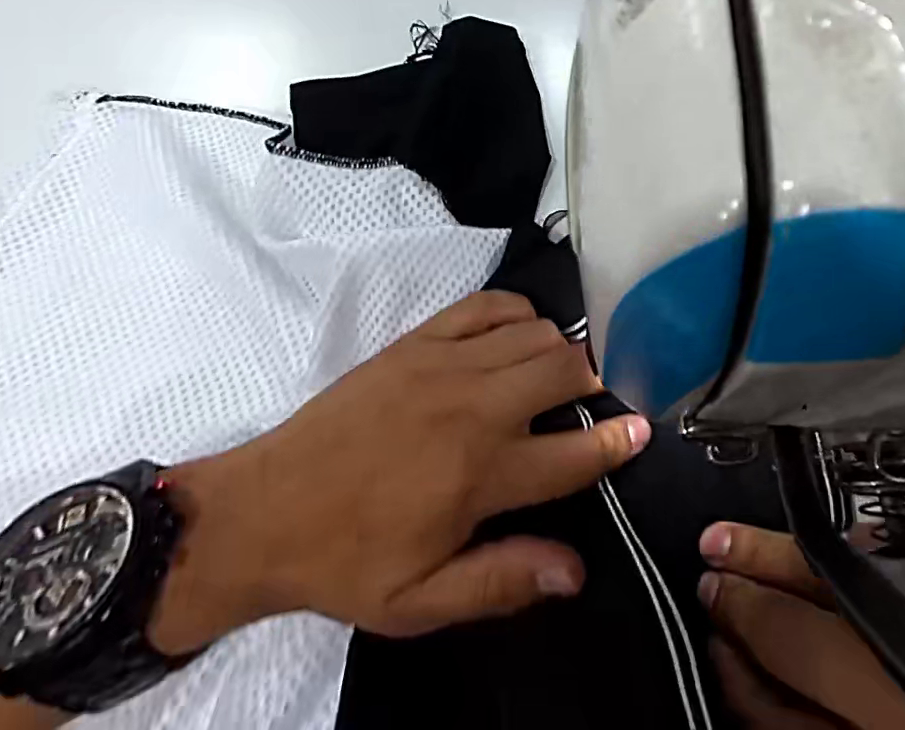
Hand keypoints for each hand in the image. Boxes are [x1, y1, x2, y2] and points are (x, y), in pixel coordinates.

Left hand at [153, 292, 649, 647]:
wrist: (262, 510)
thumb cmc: (348, 559)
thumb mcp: (420, 600)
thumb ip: (502, 580)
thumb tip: (576, 570)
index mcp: (479, 474)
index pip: (573, 453)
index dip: (617, 441)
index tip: (642, 428)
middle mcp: (473, 409)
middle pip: (564, 371)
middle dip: (594, 381)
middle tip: (593, 399)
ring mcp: (445, 364)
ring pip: (535, 334)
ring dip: (560, 350)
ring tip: (557, 373)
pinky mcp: (418, 340)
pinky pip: (488, 305)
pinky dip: (518, 312)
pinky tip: (520, 333)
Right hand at [696, 521, 904, 729]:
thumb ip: (888, 721)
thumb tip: (807, 707)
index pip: (804, 666)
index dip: (747, 643)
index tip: (710, 618)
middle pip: (813, 610)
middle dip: (749, 588)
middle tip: (703, 562)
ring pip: (848, 569)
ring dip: (790, 558)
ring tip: (737, 539)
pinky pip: (900, 555)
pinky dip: (854, 559)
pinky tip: (829, 554)